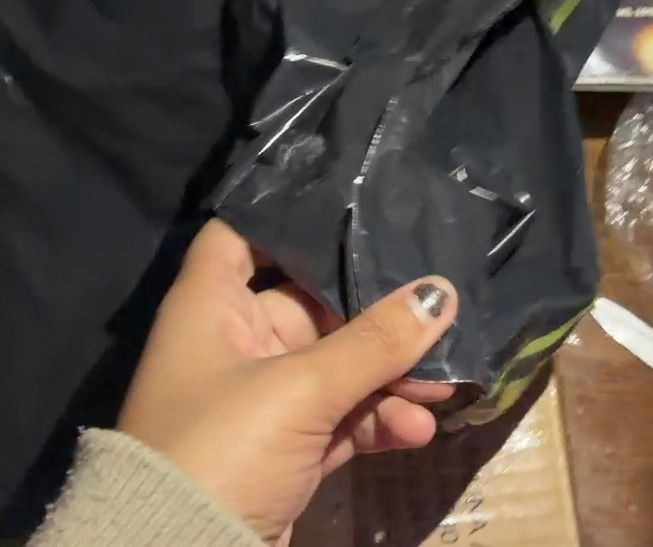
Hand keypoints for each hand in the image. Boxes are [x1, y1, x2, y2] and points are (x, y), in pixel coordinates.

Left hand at [118, 220, 458, 544]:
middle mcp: (233, 341)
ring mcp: (260, 397)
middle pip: (309, 303)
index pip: (241, 235)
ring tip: (441, 383)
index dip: (285, 216)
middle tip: (432, 305)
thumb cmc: (223, 449)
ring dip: (386, 373)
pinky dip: (375, 420)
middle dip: (371, 312)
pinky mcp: (284, 448)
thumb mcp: (300, 390)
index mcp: (211, 306)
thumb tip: (441, 291)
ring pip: (333, 365)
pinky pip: (339, 417)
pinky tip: (417, 428)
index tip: (349, 205)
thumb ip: (373, 341)